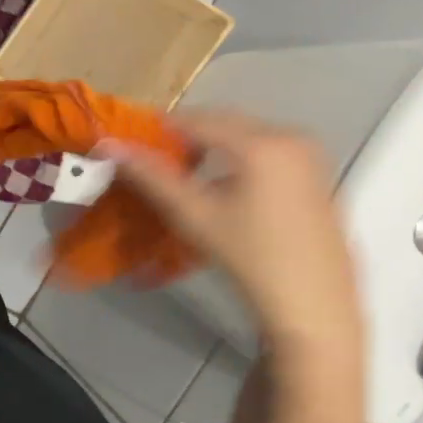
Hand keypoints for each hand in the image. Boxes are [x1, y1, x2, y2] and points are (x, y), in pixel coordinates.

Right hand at [108, 111, 362, 348]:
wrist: (314, 302)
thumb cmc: (248, 256)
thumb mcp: (192, 213)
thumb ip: (149, 174)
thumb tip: (107, 144)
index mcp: (261, 143)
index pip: (194, 119)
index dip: (155, 128)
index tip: (125, 144)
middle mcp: (290, 136)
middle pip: (221, 122)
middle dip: (182, 136)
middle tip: (149, 161)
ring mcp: (309, 154)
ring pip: (242, 135)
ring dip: (208, 146)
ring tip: (181, 175)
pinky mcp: (315, 173)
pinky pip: (264, 148)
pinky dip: (234, 157)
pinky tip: (219, 186)